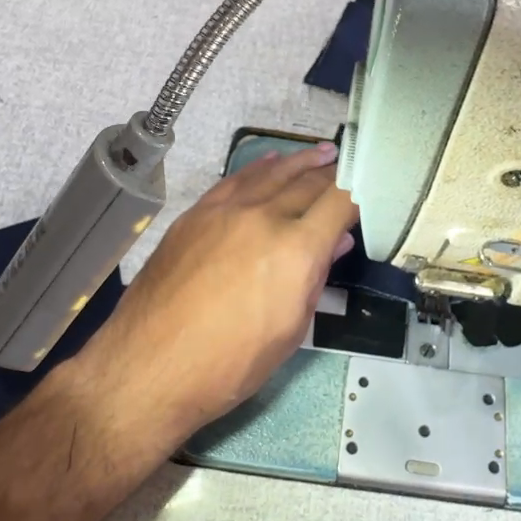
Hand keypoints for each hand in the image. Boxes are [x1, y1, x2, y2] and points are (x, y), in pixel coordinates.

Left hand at [79, 142, 357, 442]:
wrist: (148, 368)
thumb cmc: (229, 365)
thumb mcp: (289, 332)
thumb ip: (315, 279)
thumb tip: (334, 244)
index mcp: (296, 250)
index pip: (339, 201)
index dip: (361, 191)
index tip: (372, 189)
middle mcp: (263, 218)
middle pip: (308, 183)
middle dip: (334, 175)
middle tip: (351, 169)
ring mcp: (225, 212)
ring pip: (273, 174)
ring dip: (302, 162)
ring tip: (323, 153)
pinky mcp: (196, 215)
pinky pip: (235, 180)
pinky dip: (259, 168)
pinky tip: (272, 163)